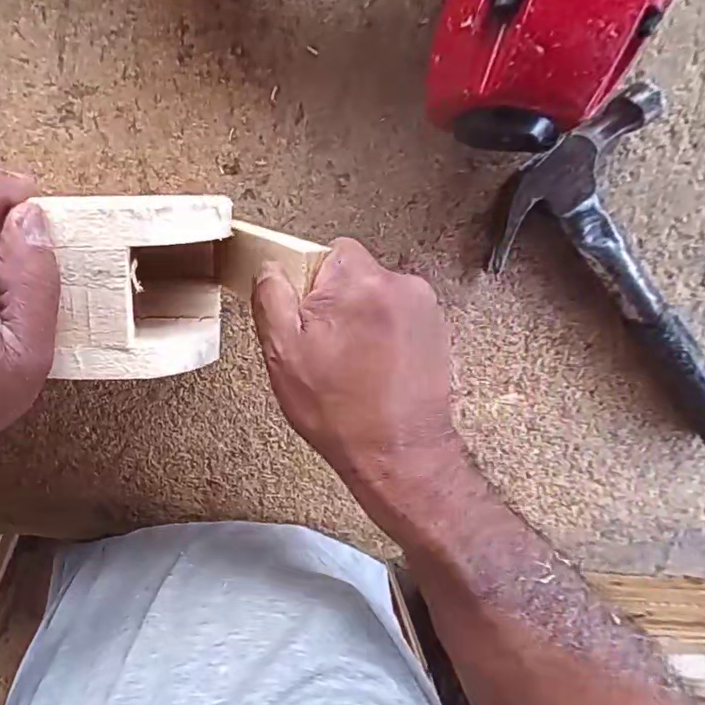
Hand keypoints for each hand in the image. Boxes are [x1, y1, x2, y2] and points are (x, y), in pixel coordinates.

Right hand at [252, 238, 465, 508]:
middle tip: (319, 347)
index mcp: (358, 284)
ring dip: (354, 321)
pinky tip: (368, 370)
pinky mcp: (435, 329)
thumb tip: (269, 267)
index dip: (305, 283)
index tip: (301, 317)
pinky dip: (377, 337)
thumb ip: (272, 299)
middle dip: (330, 305)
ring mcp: (423, 307)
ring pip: (371, 297)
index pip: (325, 251)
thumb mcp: (282, 354)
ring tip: (346, 364)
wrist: (398, 452)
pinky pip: (393, 317)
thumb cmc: (341, 411)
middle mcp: (399, 285)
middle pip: (350, 274)